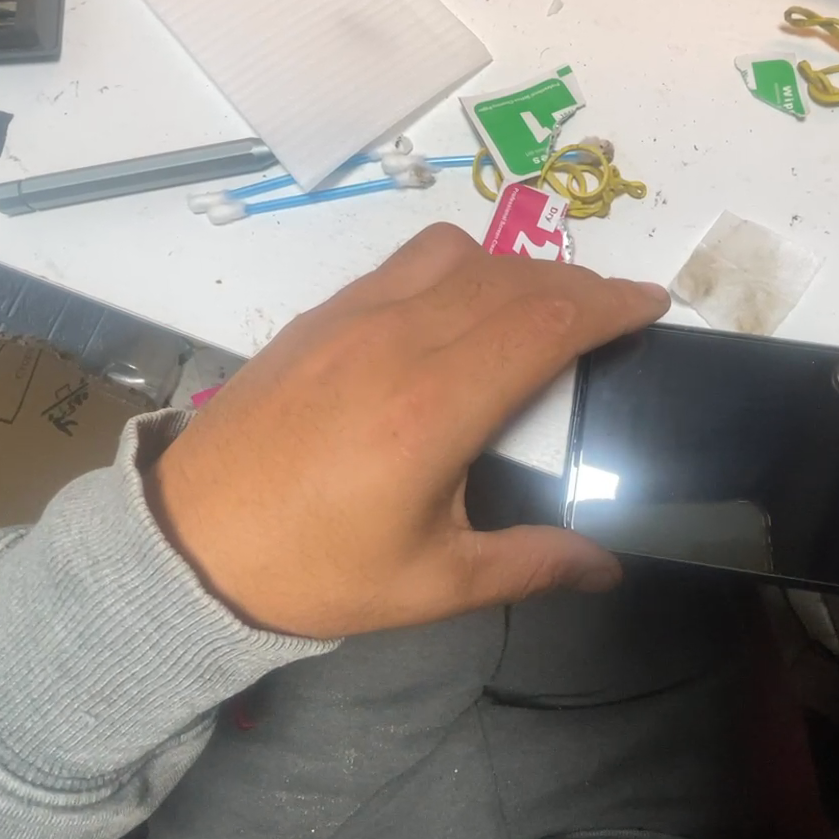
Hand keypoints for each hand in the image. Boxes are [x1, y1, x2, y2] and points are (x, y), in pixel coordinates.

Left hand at [147, 224, 668, 640]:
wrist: (187, 543)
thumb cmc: (313, 571)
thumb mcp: (430, 585)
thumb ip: (529, 564)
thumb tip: (606, 568)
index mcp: (434, 407)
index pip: (545, 322)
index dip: (610, 302)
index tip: (651, 303)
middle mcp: (397, 340)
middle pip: (513, 278)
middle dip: (578, 283)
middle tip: (609, 314)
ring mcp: (352, 316)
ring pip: (458, 253)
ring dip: (515, 268)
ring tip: (537, 307)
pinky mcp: (320, 315)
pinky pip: (406, 262)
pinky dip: (457, 268)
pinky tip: (458, 309)